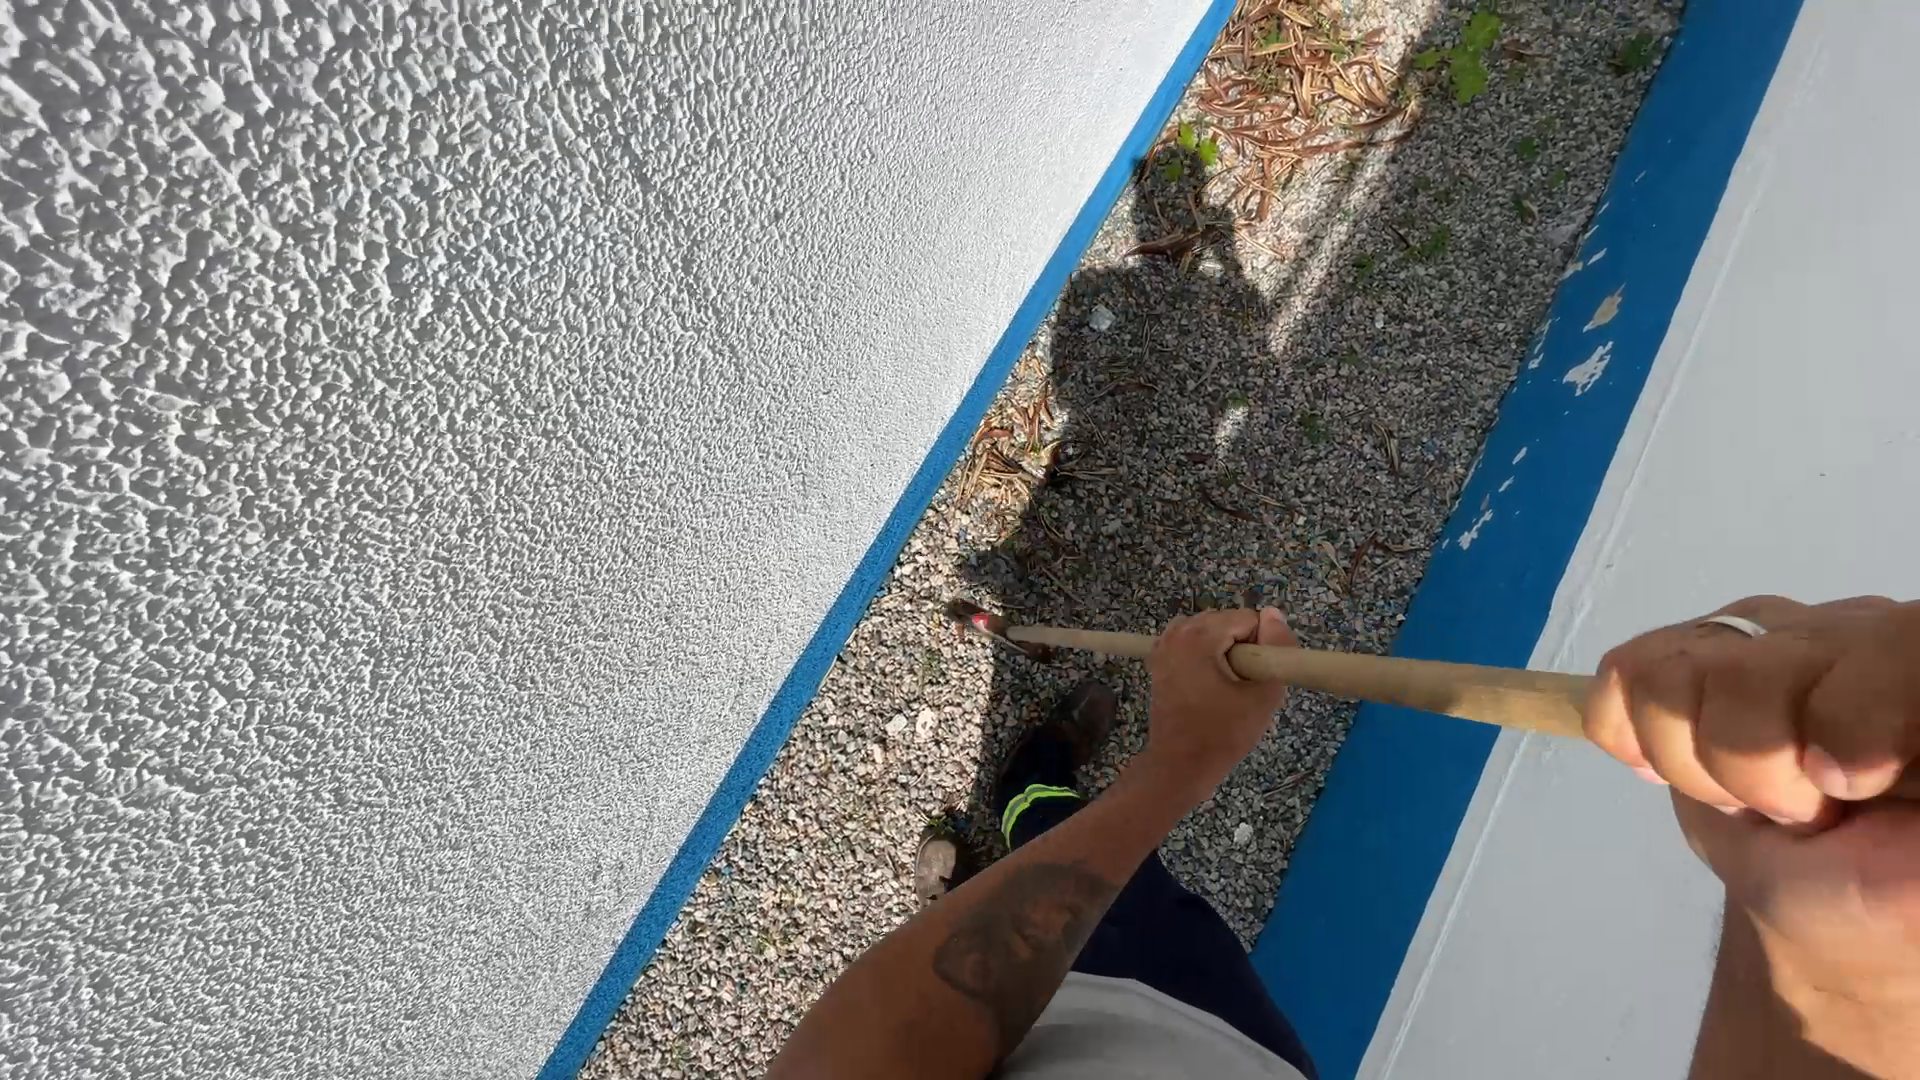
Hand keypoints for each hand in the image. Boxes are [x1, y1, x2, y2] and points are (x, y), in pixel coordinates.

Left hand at [1142, 607, 1296, 795]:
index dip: (1262, 646)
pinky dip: (1204, 655)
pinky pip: (1191, 644)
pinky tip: (1208, 684)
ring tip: (1227, 685)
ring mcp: (1163, 645)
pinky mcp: (1158, 660)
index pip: (1247, 619)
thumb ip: (1276, 649)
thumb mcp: (1264, 693)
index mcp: (1199, 635)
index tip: (1258, 676)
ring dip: (1223, 650)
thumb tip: (1274, 613)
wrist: (1181, 762)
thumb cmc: (1224, 732)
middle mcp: (1177, 632)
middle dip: (1241, 646)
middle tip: (1244, 684)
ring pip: (1208, 631)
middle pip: (1225, 621)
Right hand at [1584, 595, 1919, 1064]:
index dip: (1855, 713)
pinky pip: (1620, 667)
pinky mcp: (1685, 655)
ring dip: (1688, 754)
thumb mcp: (1915, 882)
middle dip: (1755, 756)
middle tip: (1790, 812)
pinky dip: (1624, 726)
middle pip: (1769, 652)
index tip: (1843, 791)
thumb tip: (1850, 766)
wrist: (1819, 893)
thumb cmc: (1896, 904)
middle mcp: (1869, 638)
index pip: (1892, 647)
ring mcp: (1769, 637)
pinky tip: (1664, 759)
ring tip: (1734, 795)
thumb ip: (1893, 818)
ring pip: (1680, 661)